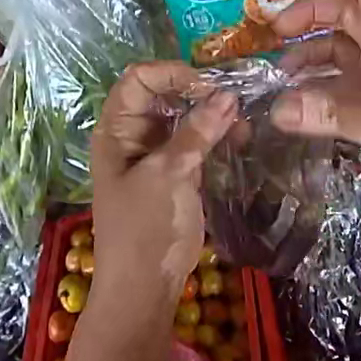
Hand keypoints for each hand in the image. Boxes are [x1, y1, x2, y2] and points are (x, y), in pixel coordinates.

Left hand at [91, 62, 236, 300]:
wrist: (144, 287)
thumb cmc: (145, 228)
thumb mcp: (168, 176)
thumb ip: (196, 134)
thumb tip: (227, 95)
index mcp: (117, 130)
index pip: (139, 79)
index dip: (172, 74)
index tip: (209, 86)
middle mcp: (134, 135)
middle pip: (164, 94)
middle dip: (198, 92)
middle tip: (235, 99)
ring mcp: (157, 154)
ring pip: (184, 118)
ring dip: (212, 115)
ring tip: (244, 121)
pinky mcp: (177, 172)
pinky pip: (196, 142)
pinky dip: (216, 136)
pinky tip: (241, 137)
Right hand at [266, 0, 360, 190]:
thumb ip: (330, 114)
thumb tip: (277, 110)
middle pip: (344, 9)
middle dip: (308, 11)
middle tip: (274, 29)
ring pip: (337, 45)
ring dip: (307, 49)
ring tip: (279, 68)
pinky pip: (336, 79)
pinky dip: (314, 82)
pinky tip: (294, 97)